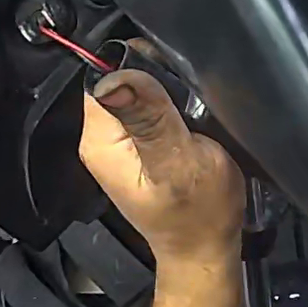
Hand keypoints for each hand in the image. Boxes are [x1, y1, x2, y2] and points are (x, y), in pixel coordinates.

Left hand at [79, 68, 245, 268]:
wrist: (206, 247)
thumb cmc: (198, 211)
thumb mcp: (178, 163)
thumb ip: (150, 119)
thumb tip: (112, 78)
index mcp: (101, 139)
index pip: (101, 74)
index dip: (134, 58)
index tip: (171, 62)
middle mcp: (104, 136)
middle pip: (120, 77)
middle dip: (154, 69)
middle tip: (191, 79)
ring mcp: (124, 140)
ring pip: (139, 89)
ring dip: (167, 84)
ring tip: (197, 90)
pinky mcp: (145, 142)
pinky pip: (153, 105)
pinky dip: (173, 99)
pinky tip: (195, 104)